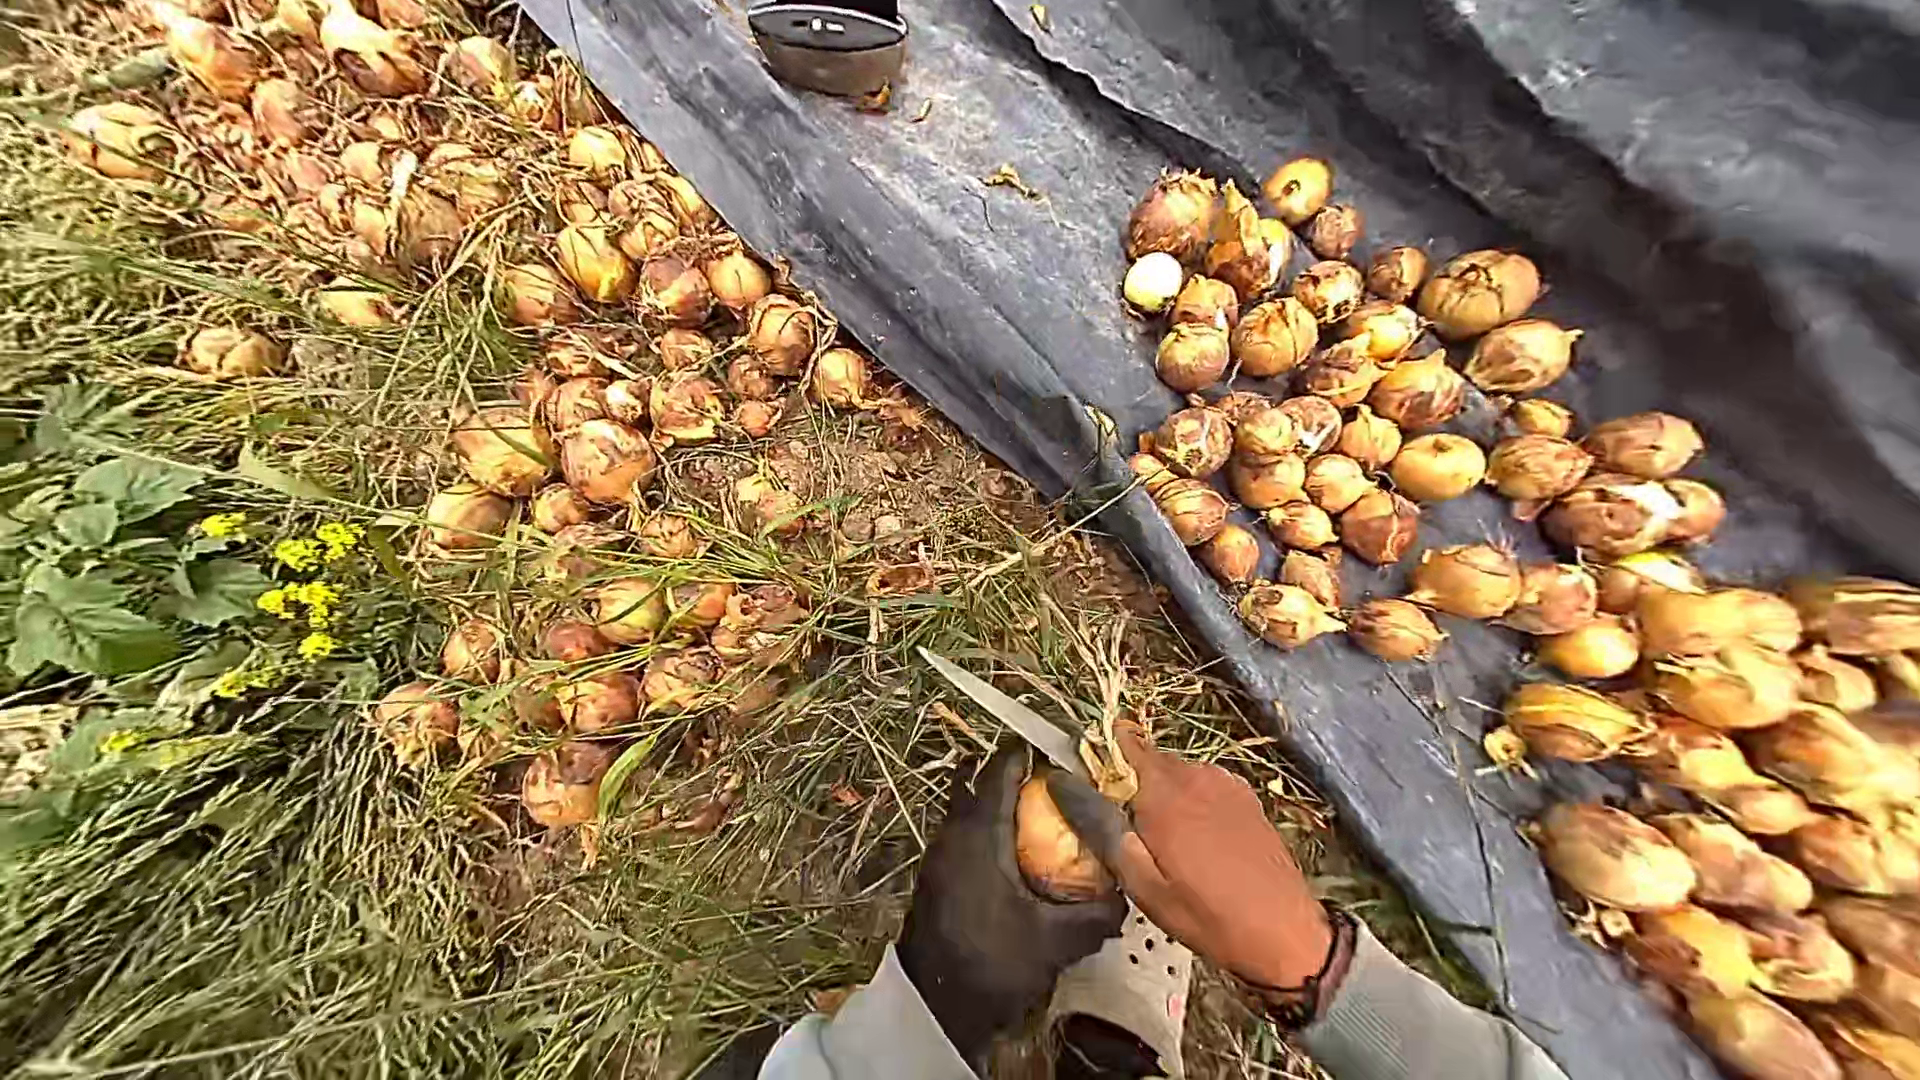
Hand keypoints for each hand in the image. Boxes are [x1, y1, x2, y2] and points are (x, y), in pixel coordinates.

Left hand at [897, 744, 1127, 1062]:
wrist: (934, 1003)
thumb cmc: (991, 960)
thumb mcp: (1052, 941)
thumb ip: (1094, 916)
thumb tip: (1124, 897)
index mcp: (980, 832)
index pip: (998, 771)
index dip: (1022, 753)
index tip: (1049, 748)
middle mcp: (955, 830)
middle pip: (978, 780)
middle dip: (1009, 772)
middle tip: (1046, 777)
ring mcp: (940, 850)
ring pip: (966, 804)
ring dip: (994, 798)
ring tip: (1032, 809)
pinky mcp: (937, 870)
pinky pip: (962, 828)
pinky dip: (985, 824)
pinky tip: (1011, 850)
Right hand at [1046, 732, 1332, 989]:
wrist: (1287, 935)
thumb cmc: (1205, 912)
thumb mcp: (1141, 882)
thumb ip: (1102, 826)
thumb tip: (1064, 784)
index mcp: (1163, 789)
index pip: (1123, 743)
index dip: (1104, 751)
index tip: (1094, 773)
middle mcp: (1193, 773)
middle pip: (1149, 758)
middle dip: (1134, 780)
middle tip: (1131, 822)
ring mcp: (1224, 781)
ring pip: (1179, 772)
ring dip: (1166, 790)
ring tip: (1169, 836)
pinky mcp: (1246, 795)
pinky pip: (1205, 783)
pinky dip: (1195, 798)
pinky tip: (1201, 836)